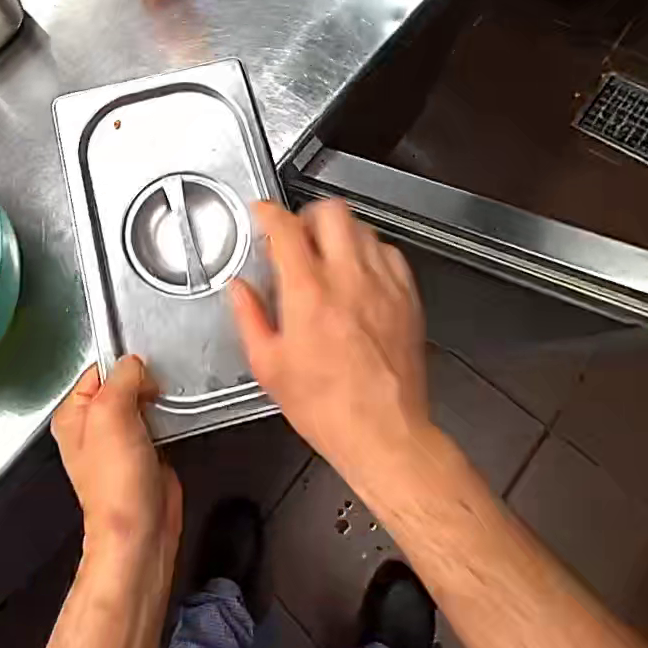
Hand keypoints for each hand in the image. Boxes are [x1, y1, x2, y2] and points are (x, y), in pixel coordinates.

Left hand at [51, 356, 181, 566]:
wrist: (140, 534)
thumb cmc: (116, 480)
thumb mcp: (111, 413)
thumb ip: (122, 378)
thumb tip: (135, 365)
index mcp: (73, 414)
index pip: (98, 370)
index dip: (122, 367)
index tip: (141, 375)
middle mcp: (93, 425)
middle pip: (122, 383)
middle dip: (142, 384)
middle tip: (155, 395)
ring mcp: (119, 440)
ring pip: (143, 401)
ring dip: (158, 402)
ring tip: (164, 410)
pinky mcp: (145, 452)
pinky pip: (158, 422)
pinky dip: (168, 419)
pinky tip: (174, 423)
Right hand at [228, 198, 432, 477]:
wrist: (384, 434)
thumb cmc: (327, 406)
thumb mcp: (268, 364)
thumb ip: (249, 316)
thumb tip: (239, 289)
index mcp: (308, 292)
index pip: (285, 227)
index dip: (268, 212)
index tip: (262, 214)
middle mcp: (348, 280)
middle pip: (331, 212)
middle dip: (307, 214)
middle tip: (296, 233)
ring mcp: (383, 286)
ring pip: (362, 227)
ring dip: (338, 231)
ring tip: (326, 251)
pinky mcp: (407, 300)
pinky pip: (390, 253)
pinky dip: (369, 252)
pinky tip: (359, 272)